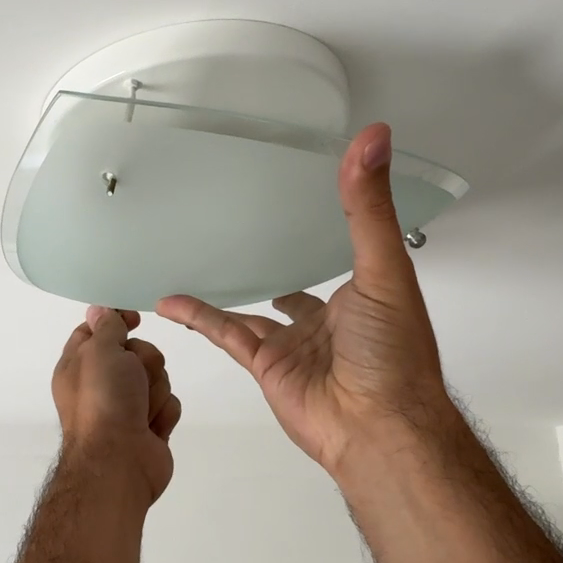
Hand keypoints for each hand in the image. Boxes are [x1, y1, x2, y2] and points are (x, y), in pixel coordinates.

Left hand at [51, 306, 181, 501]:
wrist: (119, 462)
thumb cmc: (103, 401)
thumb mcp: (100, 351)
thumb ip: (106, 327)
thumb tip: (99, 310)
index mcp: (79, 365)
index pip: (97, 330)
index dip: (116, 322)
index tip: (134, 321)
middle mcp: (101, 385)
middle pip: (137, 352)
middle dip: (144, 362)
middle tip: (134, 379)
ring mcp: (126, 408)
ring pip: (157, 378)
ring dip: (155, 390)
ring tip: (141, 409)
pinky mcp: (149, 427)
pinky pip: (168, 404)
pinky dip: (163, 413)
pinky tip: (152, 427)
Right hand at [157, 123, 454, 475]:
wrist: (376, 426)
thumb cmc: (391, 351)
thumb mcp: (384, 270)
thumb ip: (369, 208)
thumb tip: (374, 135)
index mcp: (361, 294)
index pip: (335, 253)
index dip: (317, 228)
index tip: (295, 197)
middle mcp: (325, 320)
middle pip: (289, 285)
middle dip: (269, 264)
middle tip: (237, 230)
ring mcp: (292, 345)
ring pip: (249, 312)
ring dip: (223, 290)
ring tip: (193, 260)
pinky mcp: (264, 366)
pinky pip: (226, 335)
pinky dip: (199, 317)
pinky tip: (171, 300)